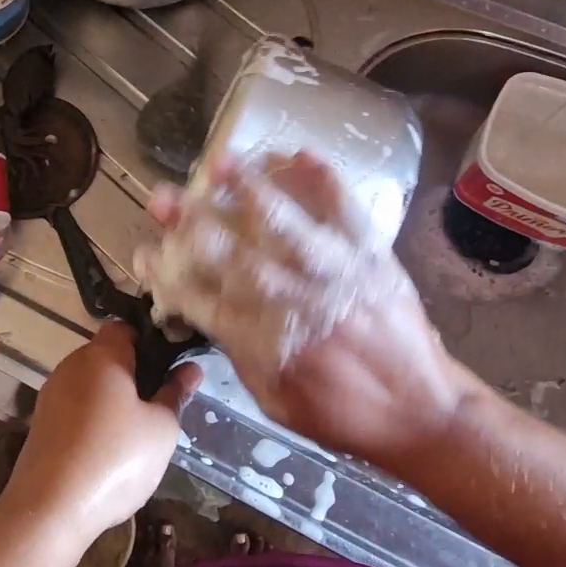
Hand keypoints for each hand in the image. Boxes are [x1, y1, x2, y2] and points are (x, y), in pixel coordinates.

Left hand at [0, 322, 201, 544]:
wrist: (50, 509)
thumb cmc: (115, 459)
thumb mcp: (161, 428)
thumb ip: (176, 393)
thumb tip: (191, 368)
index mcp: (101, 355)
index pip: (125, 328)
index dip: (149, 342)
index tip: (169, 368)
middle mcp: (71, 365)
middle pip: (106, 356)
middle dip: (133, 374)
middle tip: (158, 406)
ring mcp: (51, 393)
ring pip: (90, 384)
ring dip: (112, 400)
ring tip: (135, 434)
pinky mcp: (40, 422)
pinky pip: (74, 408)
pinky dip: (92, 420)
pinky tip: (106, 451)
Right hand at [137, 151, 481, 459]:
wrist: (422, 412)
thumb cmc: (342, 413)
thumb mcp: (276, 398)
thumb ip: (242, 352)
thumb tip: (212, 310)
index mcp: (266, 339)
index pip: (202, 300)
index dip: (167, 275)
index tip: (143, 251)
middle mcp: (295, 300)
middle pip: (233, 256)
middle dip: (192, 225)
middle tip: (163, 199)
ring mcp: (335, 272)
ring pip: (285, 225)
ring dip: (249, 192)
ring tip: (220, 162)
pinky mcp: (371, 256)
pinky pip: (347, 211)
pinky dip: (326, 181)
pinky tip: (302, 153)